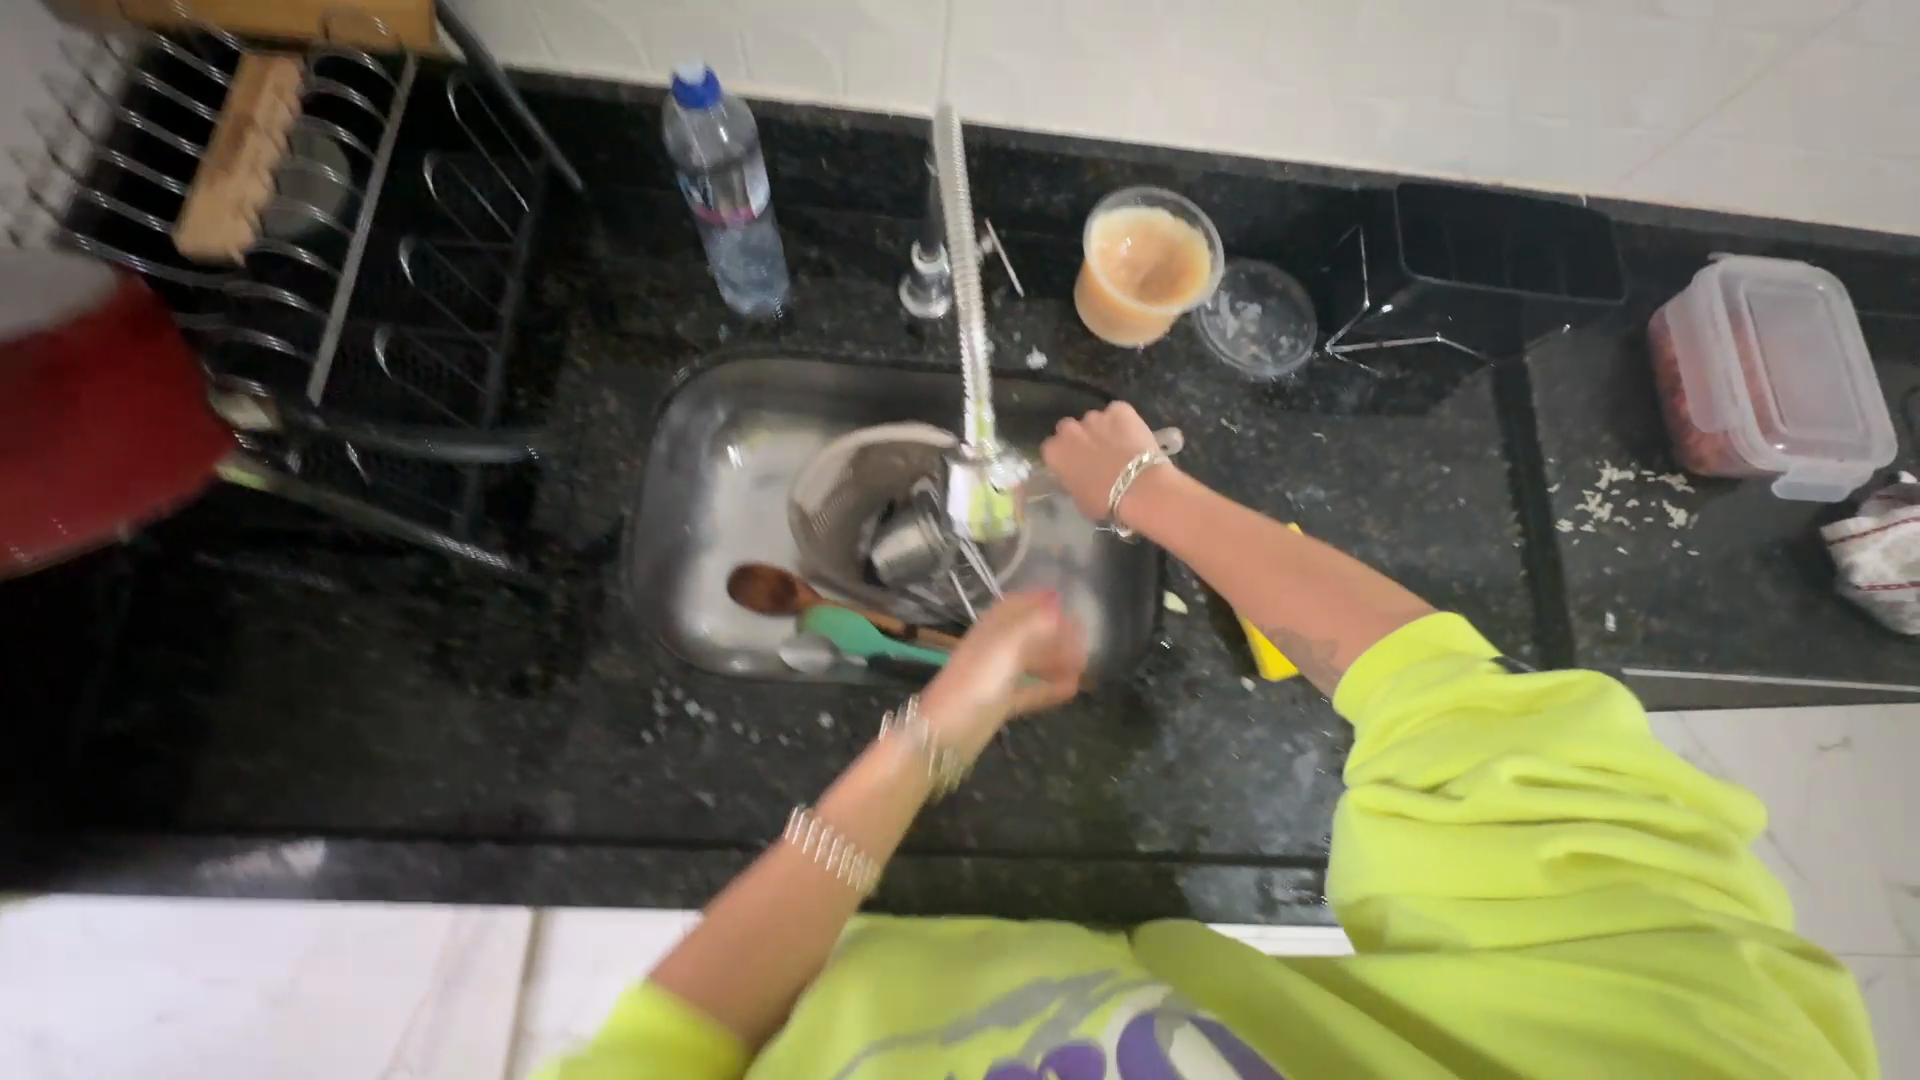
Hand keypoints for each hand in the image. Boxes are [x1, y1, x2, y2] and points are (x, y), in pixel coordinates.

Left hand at [919, 591, 1086, 755]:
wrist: (945, 734)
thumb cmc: (976, 684)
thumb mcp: (1006, 648)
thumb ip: (1033, 624)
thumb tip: (1056, 601)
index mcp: (991, 631)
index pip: (1014, 606)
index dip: (1036, 599)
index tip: (1063, 599)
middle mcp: (992, 650)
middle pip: (1026, 634)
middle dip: (1054, 633)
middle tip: (1083, 638)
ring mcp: (994, 678)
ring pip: (1029, 662)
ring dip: (1055, 660)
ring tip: (1082, 664)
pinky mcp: (997, 704)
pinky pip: (1028, 689)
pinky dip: (1049, 687)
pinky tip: (1071, 690)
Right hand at [1040, 402, 1171, 525]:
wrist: (1139, 488)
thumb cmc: (1104, 501)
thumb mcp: (1078, 498)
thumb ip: (1071, 479)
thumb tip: (1076, 475)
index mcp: (1054, 452)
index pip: (1052, 448)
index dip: (1065, 456)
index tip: (1075, 465)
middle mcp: (1069, 429)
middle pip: (1070, 429)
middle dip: (1080, 438)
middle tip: (1096, 454)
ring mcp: (1095, 416)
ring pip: (1095, 420)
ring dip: (1102, 430)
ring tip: (1119, 446)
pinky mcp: (1119, 409)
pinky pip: (1118, 412)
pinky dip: (1123, 422)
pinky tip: (1132, 436)